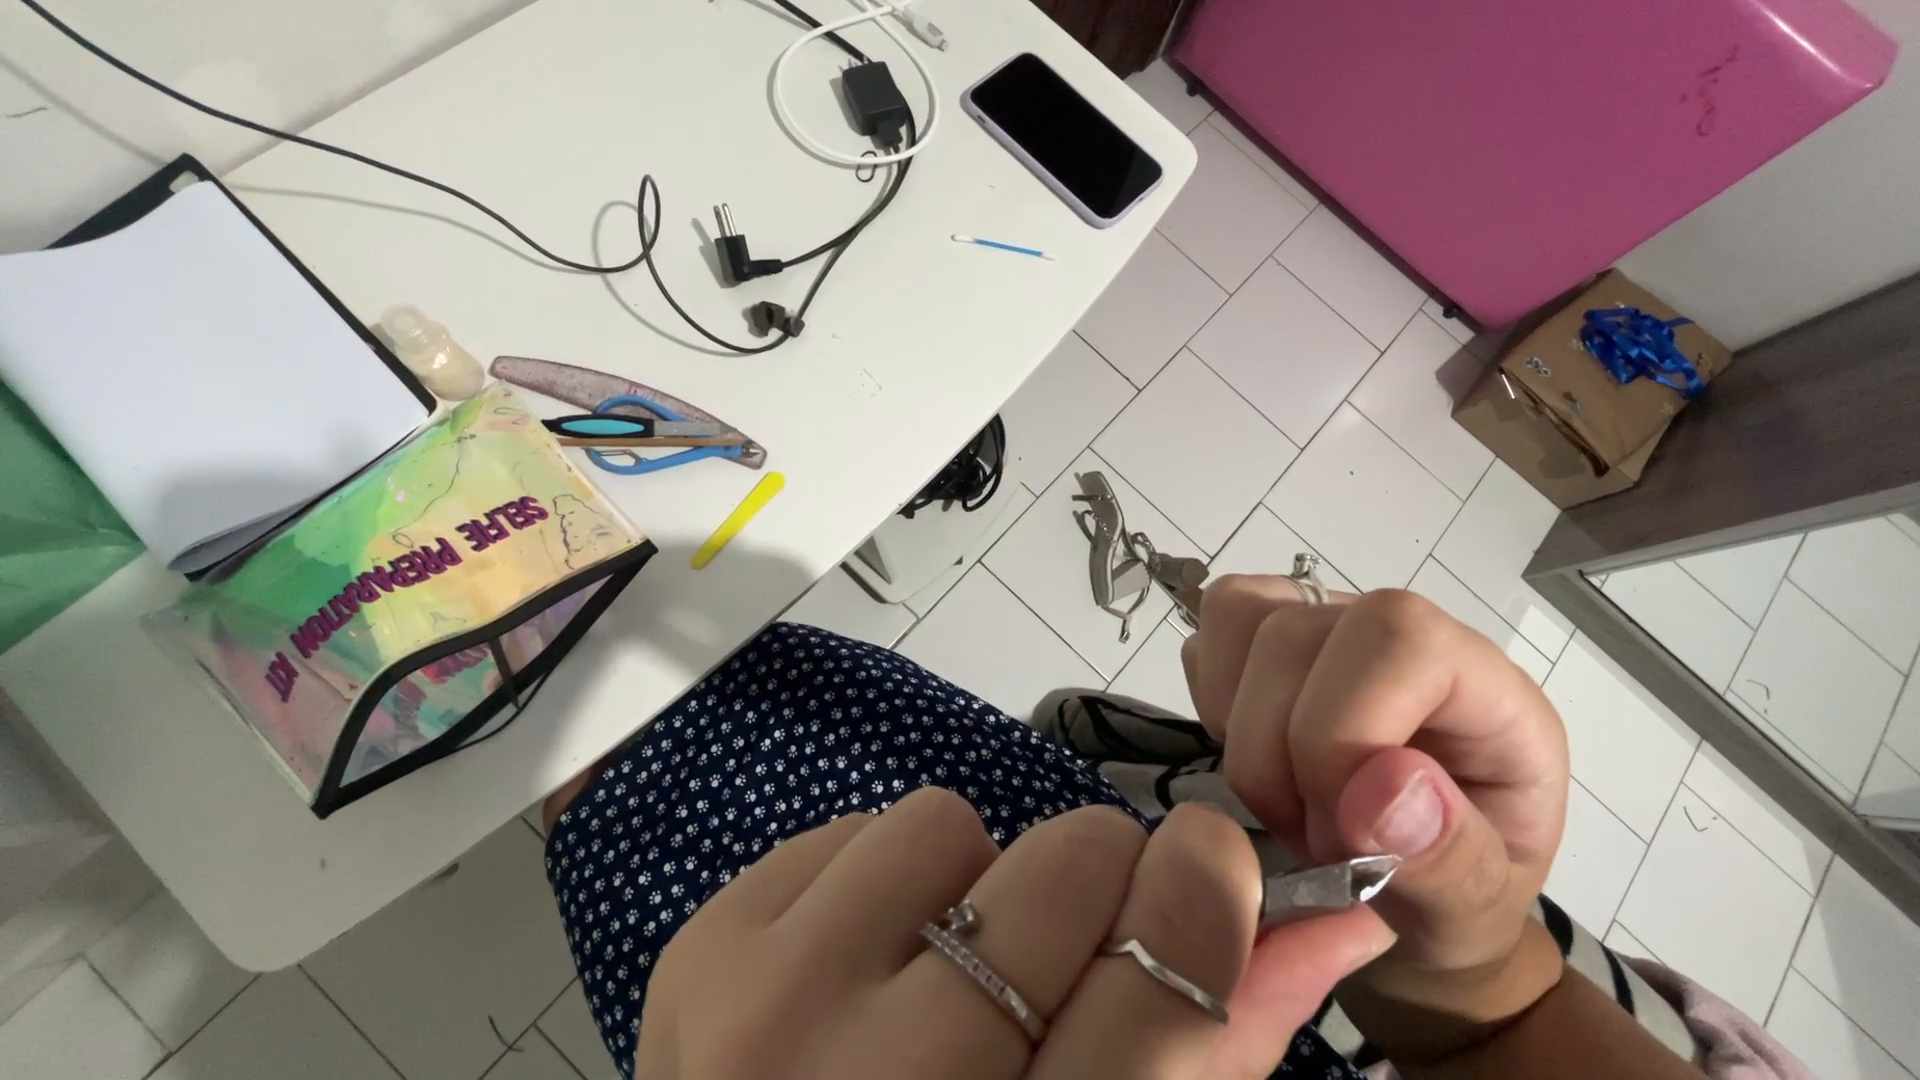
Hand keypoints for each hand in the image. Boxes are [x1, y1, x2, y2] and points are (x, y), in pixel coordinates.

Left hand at [636, 788, 1394, 1078]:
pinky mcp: (703, 950)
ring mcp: (766, 1014)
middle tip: (1071, 931)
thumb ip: (1226, 1043)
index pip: (1156, 992)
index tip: (1213, 856)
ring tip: (947, 967)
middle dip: (1098, 874)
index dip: (1210, 892)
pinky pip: (850, 832)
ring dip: (976, 878)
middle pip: (1059, 871)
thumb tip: (1330, 918)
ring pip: (945, 825)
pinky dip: (883, 881)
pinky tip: (864, 970)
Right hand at [1181, 577, 1570, 1062]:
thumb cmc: (1452, 901)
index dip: (1339, 726)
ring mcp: (1326, 624)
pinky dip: (1212, 703)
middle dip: (1272, 752)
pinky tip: (1254, 754)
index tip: (1338, 825)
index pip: (1397, 637)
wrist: (1414, 895)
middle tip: (1307, 836)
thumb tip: (1381, 785)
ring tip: (1283, 795)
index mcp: (1485, 690)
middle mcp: (1401, 634)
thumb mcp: (1475, 918)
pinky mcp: (1267, 638)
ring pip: (1238, 616)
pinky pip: (1209, 636)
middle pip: (1292, 632)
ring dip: (1236, 726)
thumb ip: (1449, 865)